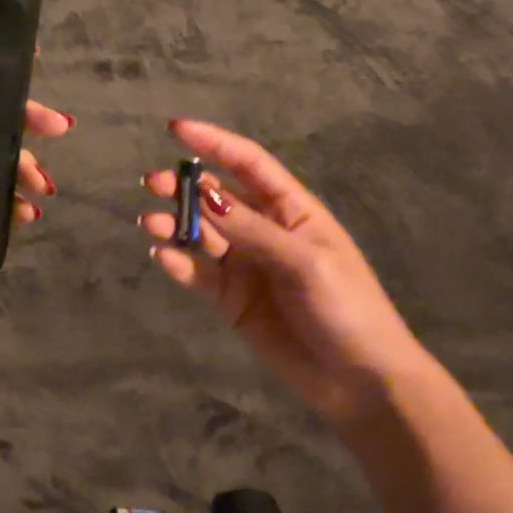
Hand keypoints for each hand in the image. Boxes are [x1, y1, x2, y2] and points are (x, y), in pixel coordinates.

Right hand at [140, 119, 435, 420]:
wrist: (361, 383)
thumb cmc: (347, 308)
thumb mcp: (304, 262)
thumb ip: (251, 229)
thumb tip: (203, 194)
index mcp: (291, 211)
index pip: (247, 164)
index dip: (213, 143)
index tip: (175, 129)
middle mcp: (263, 231)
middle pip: (216, 197)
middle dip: (183, 186)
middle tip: (151, 182)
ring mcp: (245, 266)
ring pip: (201, 233)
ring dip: (174, 223)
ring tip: (150, 223)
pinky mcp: (231, 300)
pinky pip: (198, 274)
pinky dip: (178, 263)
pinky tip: (163, 257)